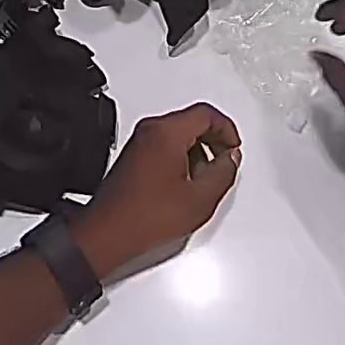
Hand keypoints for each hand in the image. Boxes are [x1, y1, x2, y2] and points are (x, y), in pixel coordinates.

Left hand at [72, 103, 242, 279]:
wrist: (111, 230)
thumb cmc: (146, 215)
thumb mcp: (200, 198)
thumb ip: (223, 172)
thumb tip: (230, 159)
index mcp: (166, 133)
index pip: (205, 113)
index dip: (227, 129)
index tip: (233, 146)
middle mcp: (150, 130)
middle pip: (191, 120)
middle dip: (213, 138)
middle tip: (225, 159)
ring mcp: (139, 141)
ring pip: (178, 132)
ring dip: (197, 148)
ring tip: (205, 176)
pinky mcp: (134, 153)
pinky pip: (164, 143)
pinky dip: (180, 154)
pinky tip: (186, 181)